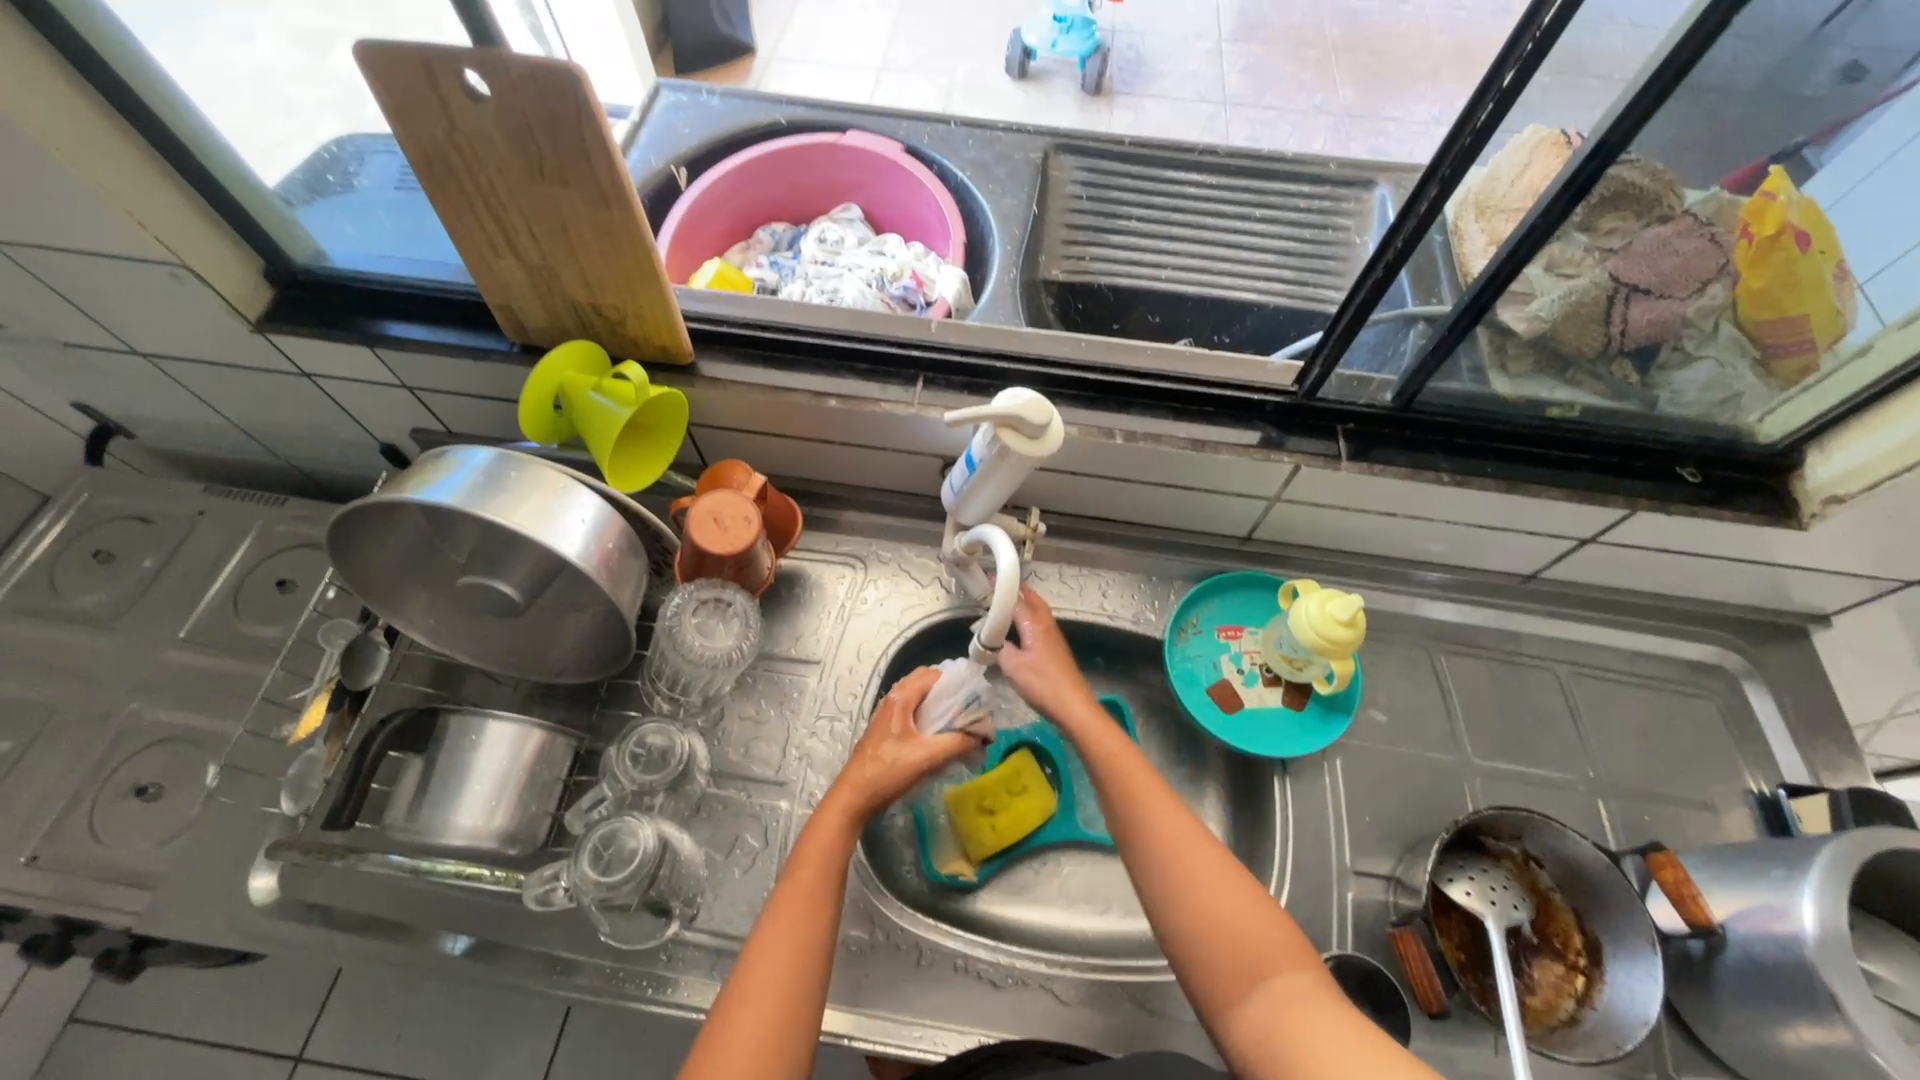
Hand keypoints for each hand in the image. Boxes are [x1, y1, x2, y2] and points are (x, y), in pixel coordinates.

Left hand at [822, 666, 983, 824]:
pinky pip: (908, 710)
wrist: (855, 795)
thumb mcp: (929, 756)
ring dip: (934, 702)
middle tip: (965, 706)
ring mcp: (885, 714)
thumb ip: (959, 742)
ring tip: (953, 718)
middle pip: (922, 681)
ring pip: (914, 696)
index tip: (974, 697)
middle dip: (945, 690)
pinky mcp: (883, 729)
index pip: (933, 675)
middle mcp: (891, 700)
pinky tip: (934, 732)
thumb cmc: (890, 771)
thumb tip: (983, 735)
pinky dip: (923, 713)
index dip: (955, 682)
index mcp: (901, 698)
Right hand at [999, 587, 1104, 733]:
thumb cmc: (1042, 684)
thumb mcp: (1012, 667)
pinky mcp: (1057, 650)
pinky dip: (1030, 619)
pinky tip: (1022, 631)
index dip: (1001, 590)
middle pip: (1033, 600)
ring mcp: (1055, 637)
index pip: (1016, 600)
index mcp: (1035, 625)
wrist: (1073, 706)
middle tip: (1001, 588)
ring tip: (1009, 605)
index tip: (987, 581)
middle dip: (1019, 591)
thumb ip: (1000, 649)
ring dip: (1026, 604)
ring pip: (1040, 612)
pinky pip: (1041, 625)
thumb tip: (994, 641)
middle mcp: (1047, 625)